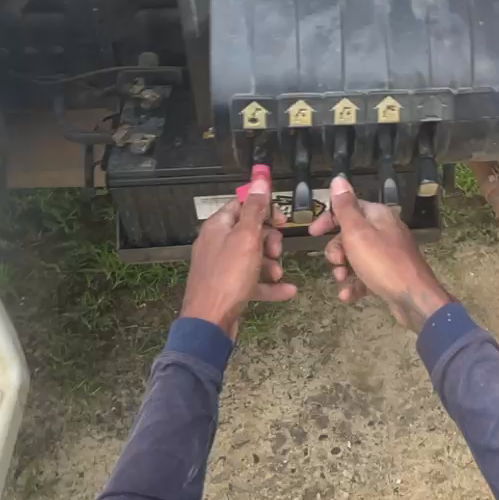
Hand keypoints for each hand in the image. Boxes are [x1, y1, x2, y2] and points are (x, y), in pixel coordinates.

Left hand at [183, 172, 296, 337]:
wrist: (210, 322)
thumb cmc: (228, 276)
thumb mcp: (247, 238)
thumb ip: (256, 208)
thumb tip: (260, 176)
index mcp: (218, 226)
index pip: (243, 205)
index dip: (264, 209)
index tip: (282, 220)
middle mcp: (218, 243)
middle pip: (251, 231)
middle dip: (270, 240)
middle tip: (277, 251)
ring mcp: (222, 267)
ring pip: (254, 256)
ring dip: (271, 263)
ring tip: (278, 273)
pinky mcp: (229, 288)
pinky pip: (254, 281)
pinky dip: (270, 284)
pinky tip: (288, 291)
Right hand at [308, 175, 452, 330]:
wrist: (414, 299)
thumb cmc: (382, 262)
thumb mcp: (358, 232)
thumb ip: (345, 207)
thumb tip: (338, 179)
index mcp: (378, 215)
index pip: (348, 208)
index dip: (328, 219)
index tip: (312, 233)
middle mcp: (384, 231)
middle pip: (350, 235)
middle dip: (337, 251)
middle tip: (337, 262)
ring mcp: (388, 254)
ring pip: (355, 258)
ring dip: (343, 270)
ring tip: (342, 281)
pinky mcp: (389, 275)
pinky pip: (365, 276)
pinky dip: (355, 284)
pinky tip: (348, 296)